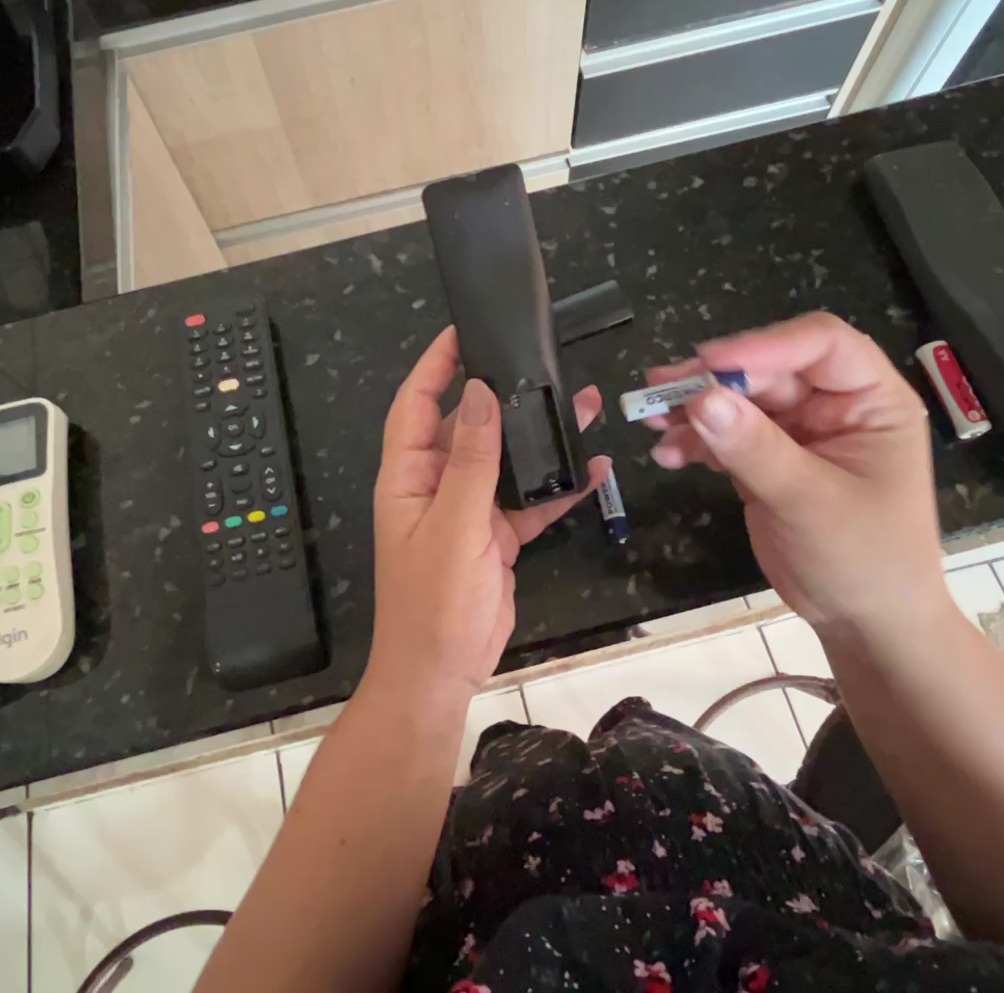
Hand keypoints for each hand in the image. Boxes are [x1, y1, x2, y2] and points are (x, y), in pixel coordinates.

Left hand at [370, 327, 610, 696]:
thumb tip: (480, 395)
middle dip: (504, 397)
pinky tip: (594, 468)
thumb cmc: (434, 603)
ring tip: (585, 405)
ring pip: (506, 462)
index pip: (415, 405)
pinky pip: (529, 502)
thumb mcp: (454, 526)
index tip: (463, 331)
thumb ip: (471, 462)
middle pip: (469, 427)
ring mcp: (468, 512)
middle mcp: (436, 486)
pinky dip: (557, 488)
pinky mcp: (496, 537)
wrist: (442, 673)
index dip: (436, 366)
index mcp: (409, 476)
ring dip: (540, 439)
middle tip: (545, 364)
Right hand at [644, 312, 949, 633]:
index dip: (763, 346)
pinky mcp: (766, 462)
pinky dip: (695, 442)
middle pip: (767, 372)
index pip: (820, 345)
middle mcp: (833, 407)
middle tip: (658, 388)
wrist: (863, 621)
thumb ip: (755, 449)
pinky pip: (725, 437)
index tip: (707, 363)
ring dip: (694, 408)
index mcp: (871, 400)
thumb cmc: (863, 559)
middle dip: (713, 380)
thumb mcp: (810, 501)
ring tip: (650, 419)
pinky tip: (667, 455)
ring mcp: (797, 434)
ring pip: (738, 402)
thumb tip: (698, 399)